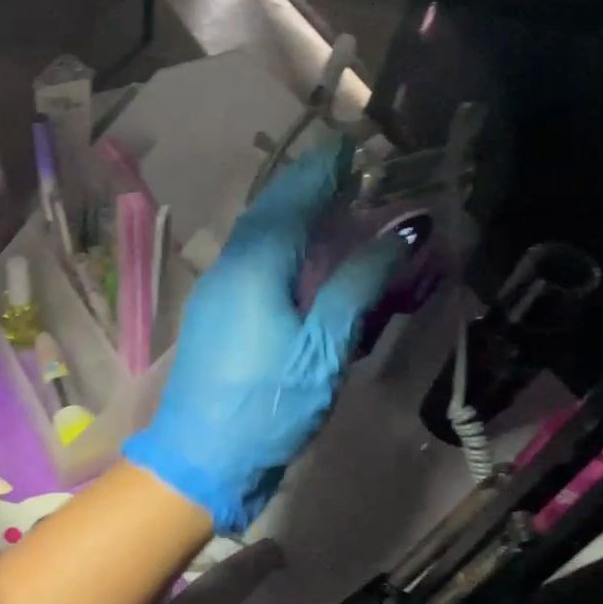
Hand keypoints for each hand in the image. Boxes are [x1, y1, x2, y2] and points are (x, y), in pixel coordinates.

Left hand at [122, 147, 410, 532]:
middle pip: (269, 213)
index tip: (351, 145)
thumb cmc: (267, 404)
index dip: (322, 171)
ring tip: (333, 211)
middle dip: (307, 189)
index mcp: (254, 264)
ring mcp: (215, 292)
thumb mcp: (324, 347)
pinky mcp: (214, 316)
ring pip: (256, 238)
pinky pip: (250, 263)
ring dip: (292, 218)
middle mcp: (228, 267)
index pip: (291, 198)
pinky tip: (301, 262)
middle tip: (349, 176)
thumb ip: (359, 284)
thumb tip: (402, 229)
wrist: (200, 457)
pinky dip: (280, 248)